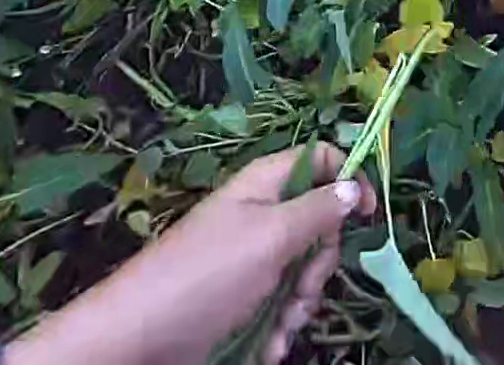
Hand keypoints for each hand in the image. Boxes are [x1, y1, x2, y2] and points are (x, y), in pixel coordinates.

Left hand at [4, 145, 376, 364]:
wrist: (135, 342)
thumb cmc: (207, 275)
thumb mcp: (272, 237)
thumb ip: (319, 210)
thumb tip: (354, 186)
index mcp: (268, 182)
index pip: (321, 158)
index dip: (348, 178)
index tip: (368, 215)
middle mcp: (264, 212)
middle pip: (319, 222)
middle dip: (318, 262)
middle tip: (300, 287)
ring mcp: (253, 256)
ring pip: (304, 269)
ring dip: (299, 303)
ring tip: (277, 328)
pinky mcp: (243, 297)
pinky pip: (280, 303)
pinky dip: (279, 326)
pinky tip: (265, 348)